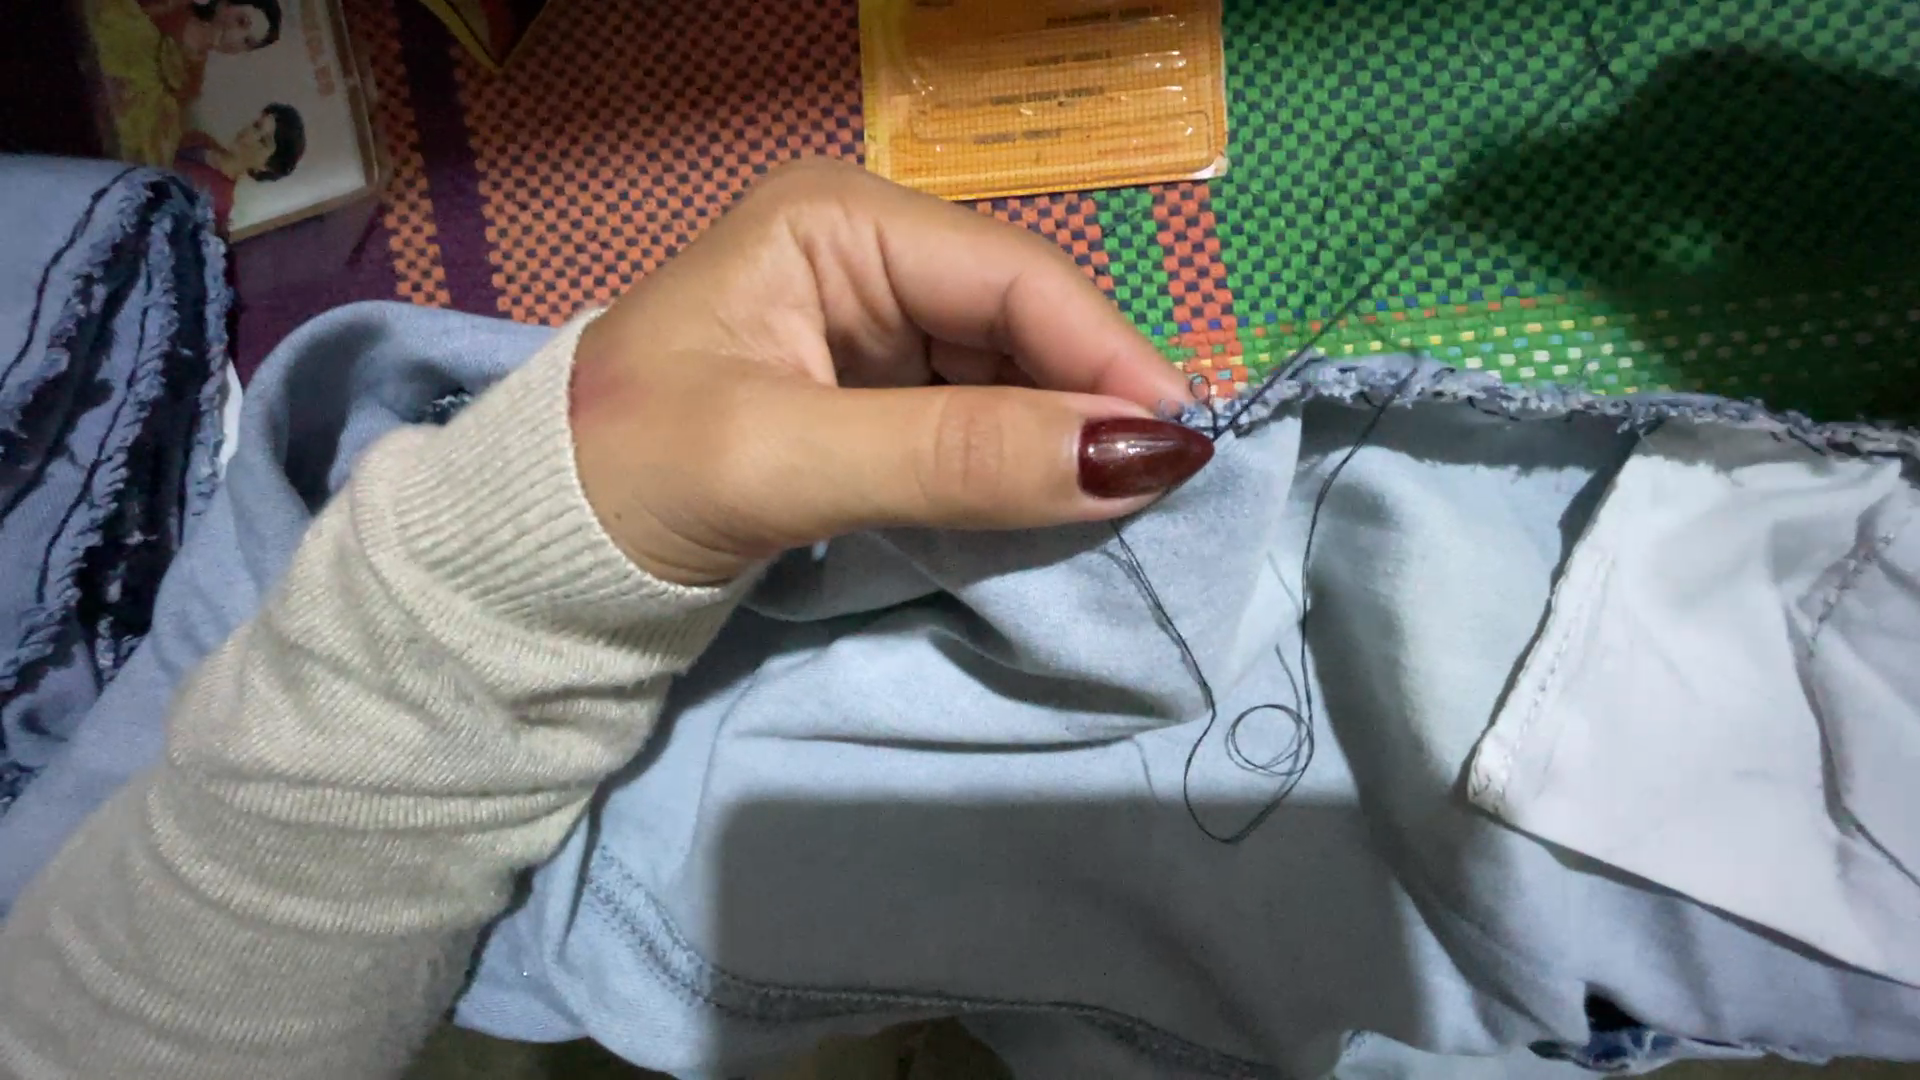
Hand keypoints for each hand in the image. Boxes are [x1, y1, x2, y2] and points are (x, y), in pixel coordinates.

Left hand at [570, 159, 1212, 585]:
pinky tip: (1050, 497)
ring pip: (1011, 376)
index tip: (1178, 446)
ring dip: (1063, 437)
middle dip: (1090, 401)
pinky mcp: (880, 399)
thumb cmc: (631, 476)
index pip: (1012, 277)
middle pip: (1022, 324)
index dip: (1105, 358)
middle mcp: (870, 260)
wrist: (551, 546)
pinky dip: (1020, 464)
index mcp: (837, 222)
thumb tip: (1133, 459)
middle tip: (1157, 485)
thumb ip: (953, 457)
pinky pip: (978, 423)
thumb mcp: (782, 458)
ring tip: (1118, 499)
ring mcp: (878, 333)